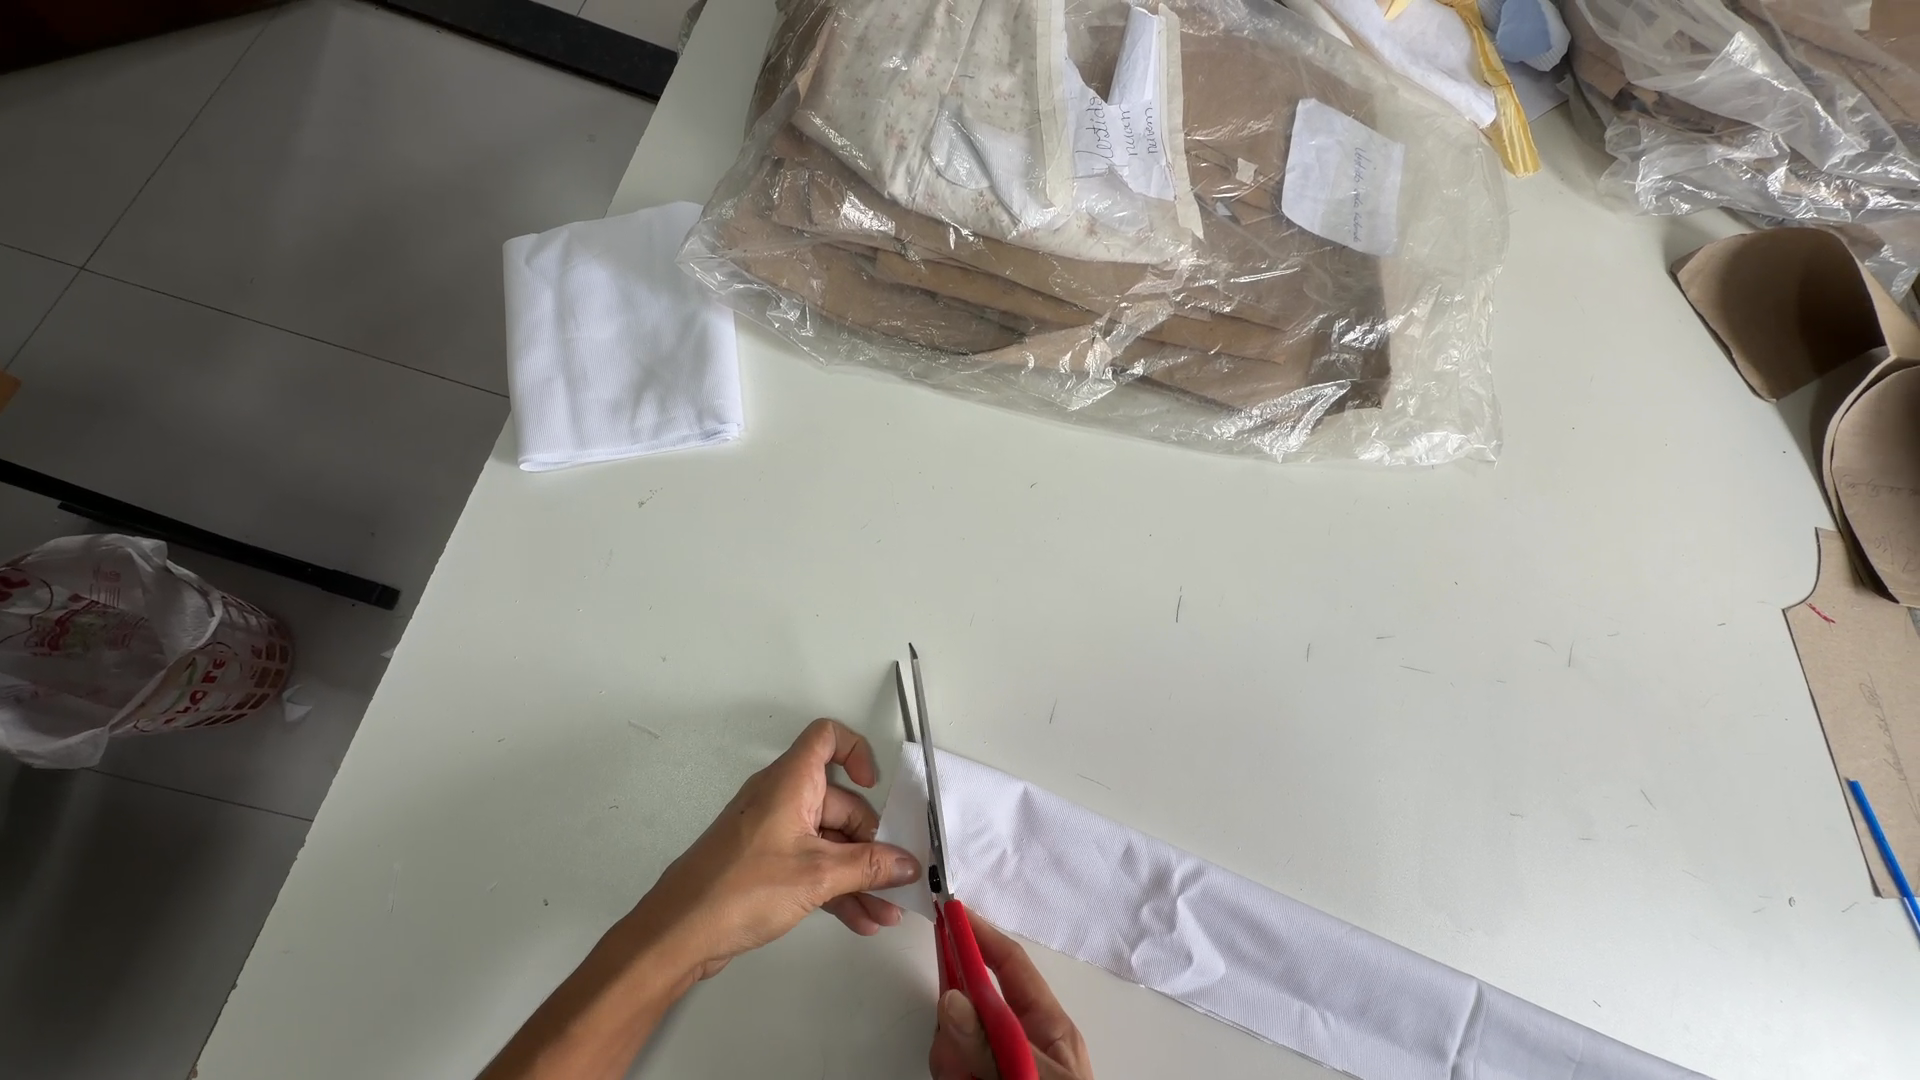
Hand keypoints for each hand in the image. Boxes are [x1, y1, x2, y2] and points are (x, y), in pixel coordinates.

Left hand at [630, 717, 922, 988]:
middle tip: (896, 877)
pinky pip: (814, 867)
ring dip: (860, 875)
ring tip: (887, 913)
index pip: (827, 738)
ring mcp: (775, 834)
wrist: (677, 934)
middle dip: (873, 842)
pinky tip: (863, 921)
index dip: (857, 751)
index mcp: (791, 782)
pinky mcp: (768, 866)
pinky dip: (837, 889)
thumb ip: (869, 867)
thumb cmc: (743, 887)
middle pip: (841, 803)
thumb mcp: (816, 876)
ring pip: (831, 843)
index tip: (875, 786)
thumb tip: (909, 864)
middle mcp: (784, 799)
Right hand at [929, 916, 1093, 1079]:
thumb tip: (951, 999)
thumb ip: (992, 1043)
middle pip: (973, 1002)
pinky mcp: (979, 1078)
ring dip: (951, 1057)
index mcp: (1049, 1026)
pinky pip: (952, 1066)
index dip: (982, 934)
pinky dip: (951, 1075)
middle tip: (951, 1044)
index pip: (1011, 964)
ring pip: (954, 1038)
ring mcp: (999, 1064)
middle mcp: (1021, 1040)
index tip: (952, 911)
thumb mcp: (1034, 1076)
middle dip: (955, 1016)